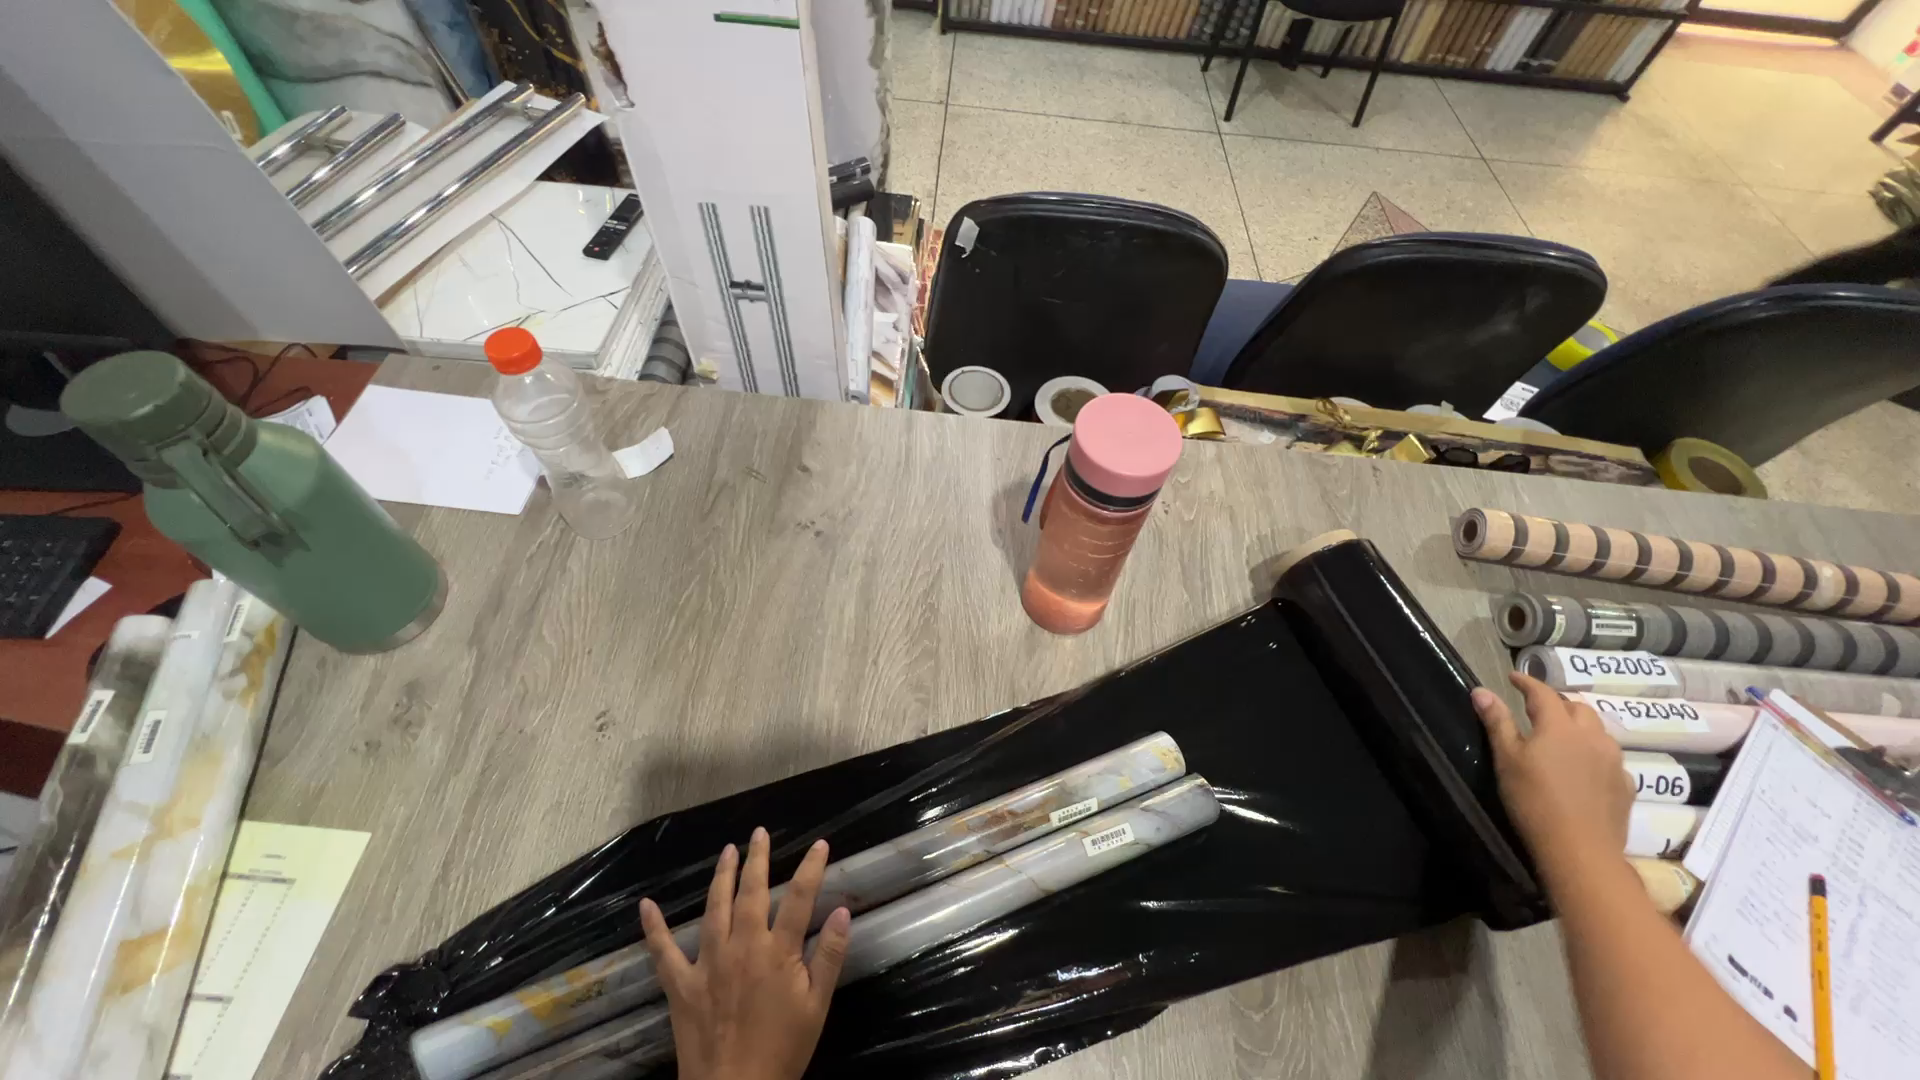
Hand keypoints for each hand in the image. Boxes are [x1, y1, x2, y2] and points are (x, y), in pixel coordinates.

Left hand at [639, 827, 851, 1079]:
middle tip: (759, 834)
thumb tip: (841, 910)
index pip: (799, 898)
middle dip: (758, 859)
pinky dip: (653, 927)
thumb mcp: (817, 1006)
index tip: (819, 844)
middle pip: (752, 892)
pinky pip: (663, 951)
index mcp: (777, 952)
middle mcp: (742, 947)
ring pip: (714, 908)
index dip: (810, 867)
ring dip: (721, 876)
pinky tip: (646, 905)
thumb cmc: (783, 1049)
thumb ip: (828, 956)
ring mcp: (708, 963)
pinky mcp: (681, 985)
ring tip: (727, 851)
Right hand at [1471, 673, 1633, 884]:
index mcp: (1560, 726)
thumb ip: (1496, 722)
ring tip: (1561, 735)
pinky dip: (1593, 751)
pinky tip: (1582, 766)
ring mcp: (1614, 760)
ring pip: (1598, 730)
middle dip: (1556, 702)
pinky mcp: (1625, 784)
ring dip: (1578, 725)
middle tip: (1536, 709)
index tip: (1513, 677)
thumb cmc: (1533, 799)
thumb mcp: (1506, 758)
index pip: (1544, 693)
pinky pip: (1609, 756)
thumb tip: (1480, 691)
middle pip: (1577, 708)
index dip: (1527, 683)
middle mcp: (1593, 736)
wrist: (1580, 848)